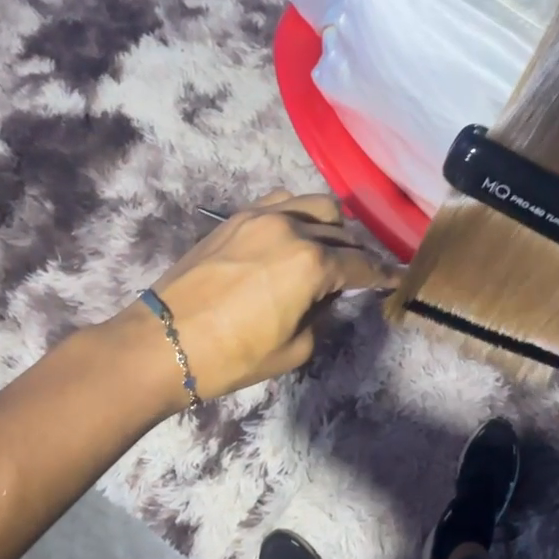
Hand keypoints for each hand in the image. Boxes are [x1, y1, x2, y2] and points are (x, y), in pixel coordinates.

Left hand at [139, 191, 395, 398]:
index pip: (361, 265)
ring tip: (330, 245)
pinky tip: (294, 231)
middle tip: (363, 271)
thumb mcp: (295, 348)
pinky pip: (280, 201)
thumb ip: (322, 314)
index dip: (383, 275)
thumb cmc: (232, 357)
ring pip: (315, 204)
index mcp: (312, 263)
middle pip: (342, 233)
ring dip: (332, 225)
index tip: (397, 279)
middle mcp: (293, 228)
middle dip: (359, 253)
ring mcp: (262, 216)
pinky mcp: (236, 216)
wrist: (161, 343)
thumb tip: (326, 295)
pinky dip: (297, 213)